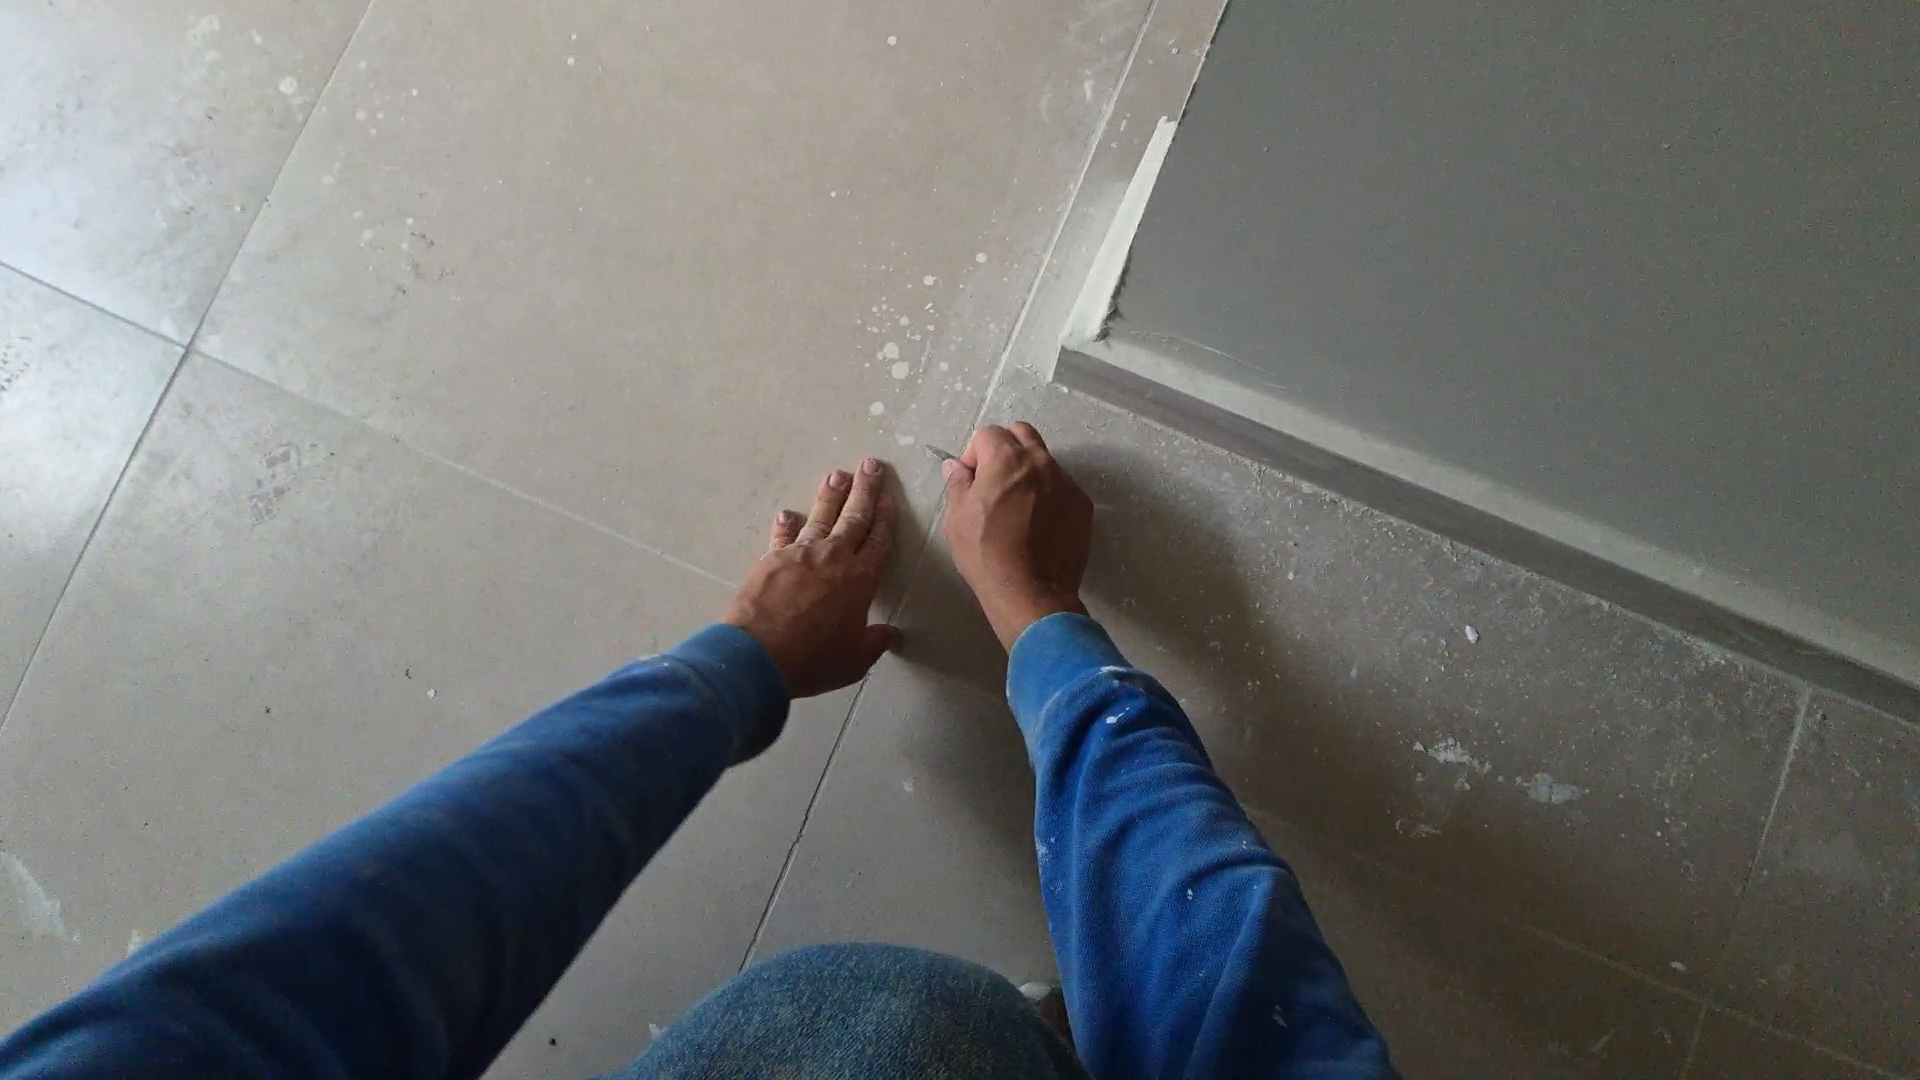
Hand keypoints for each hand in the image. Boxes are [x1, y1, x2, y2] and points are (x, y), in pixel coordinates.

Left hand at [725, 458, 900, 704]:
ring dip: (830, 495)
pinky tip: (787, 514)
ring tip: (837, 474)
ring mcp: (801, 554)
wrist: (759, 655)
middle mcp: (834, 558)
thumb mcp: (854, 660)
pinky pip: (783, 535)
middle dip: (865, 490)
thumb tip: (891, 635)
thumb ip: (874, 643)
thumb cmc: (814, 659)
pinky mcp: (772, 558)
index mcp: (861, 580)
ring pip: (821, 516)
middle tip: (870, 465)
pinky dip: (787, 524)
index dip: (886, 519)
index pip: (880, 541)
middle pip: (854, 517)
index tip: (889, 499)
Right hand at [941, 423, 1093, 650]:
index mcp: (1007, 459)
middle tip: (994, 481)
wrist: (1032, 592)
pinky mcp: (1082, 505)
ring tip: (1018, 507)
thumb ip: (958, 484)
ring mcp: (1067, 483)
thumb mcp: (957, 519)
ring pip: (1045, 461)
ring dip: (1029, 472)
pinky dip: (1049, 495)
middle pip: (1022, 435)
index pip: (989, 433)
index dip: (975, 453)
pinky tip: (1038, 525)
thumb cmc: (986, 554)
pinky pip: (1062, 487)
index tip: (971, 479)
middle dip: (1005, 449)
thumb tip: (955, 466)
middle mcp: (1041, 462)